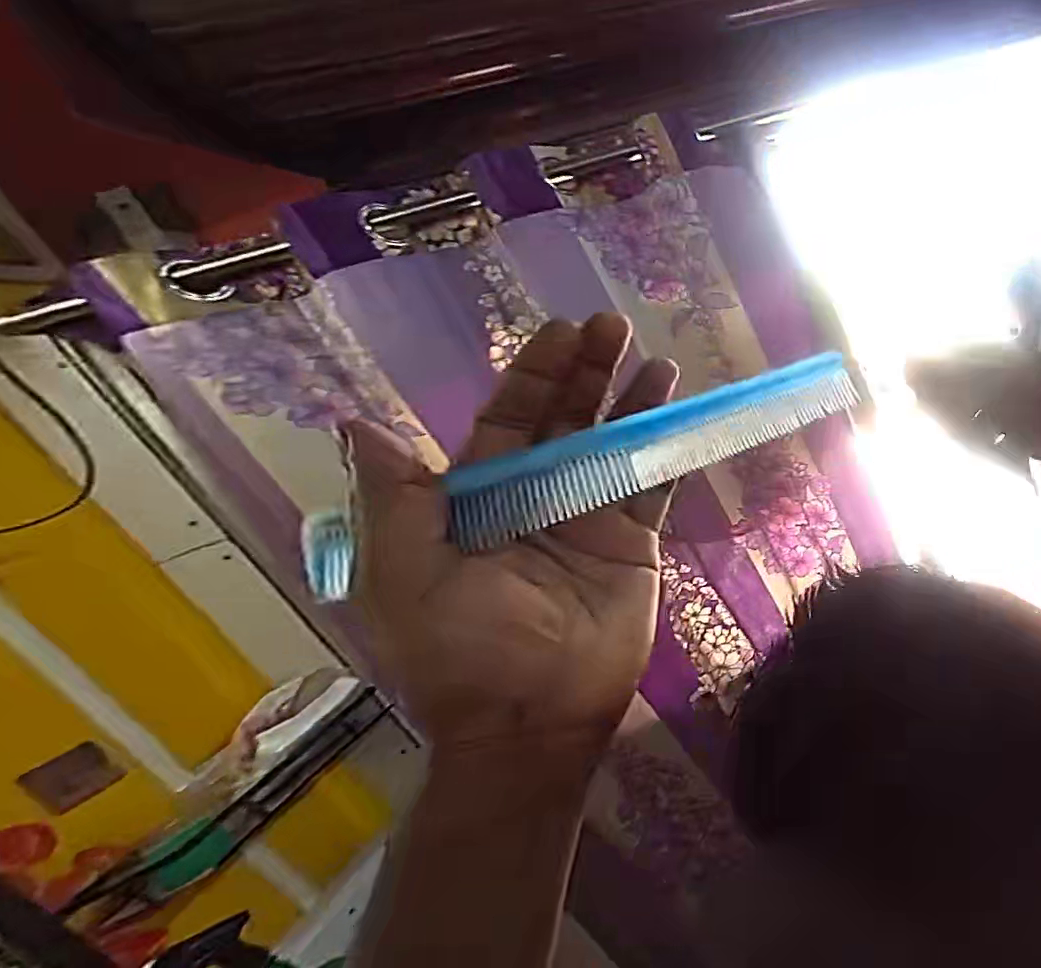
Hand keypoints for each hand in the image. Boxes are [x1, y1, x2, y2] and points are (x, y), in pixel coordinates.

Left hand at [349, 314, 679, 754]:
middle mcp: (538, 495)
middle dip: (590, 371)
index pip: (510, 418)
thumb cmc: (460, 650)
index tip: (561, 331)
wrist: (531, 717)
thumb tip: (362, 424)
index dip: (535, 373)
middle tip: (613, 324)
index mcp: (480, 497)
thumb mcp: (405, 578)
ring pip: (616, 443)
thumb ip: (397, 502)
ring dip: (634, 401)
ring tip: (658, 361)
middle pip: (568, 419)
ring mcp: (592, 515)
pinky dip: (665, 450)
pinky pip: (653, 484)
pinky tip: (678, 416)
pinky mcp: (636, 539)